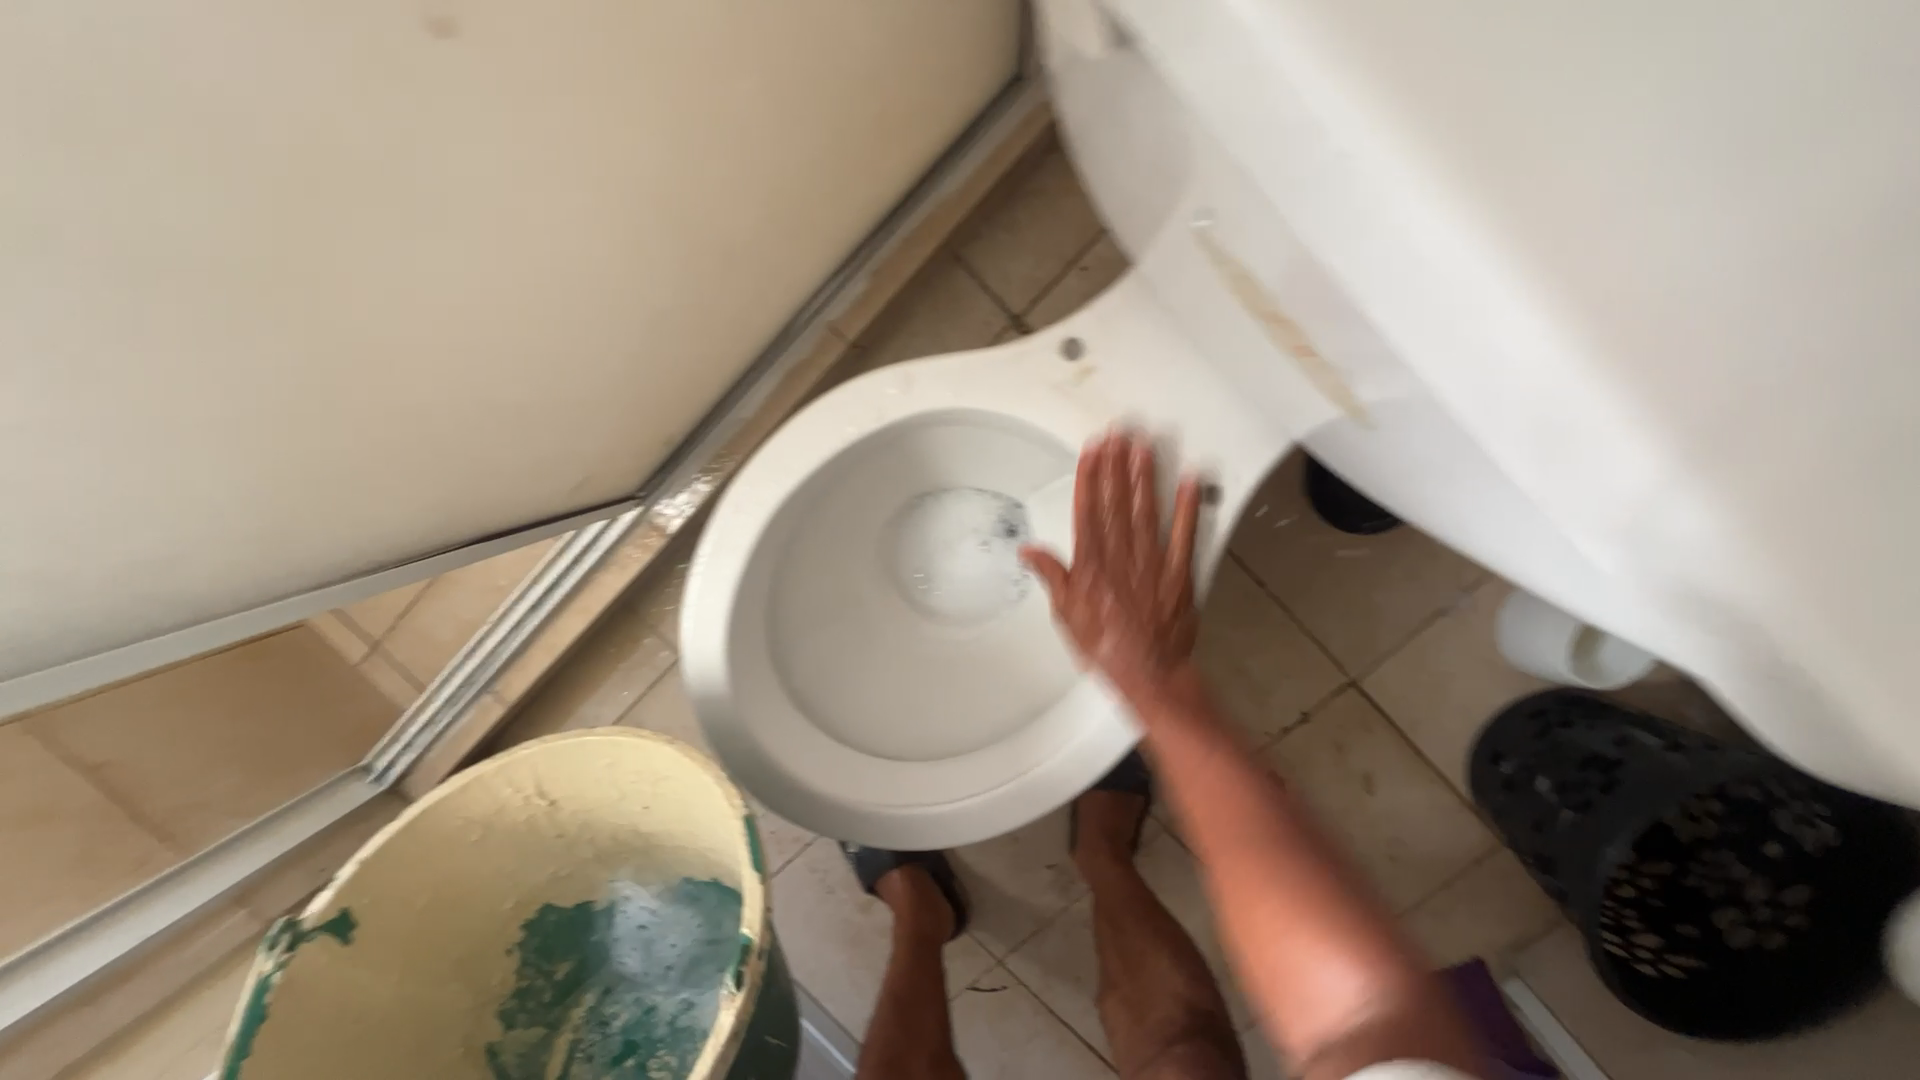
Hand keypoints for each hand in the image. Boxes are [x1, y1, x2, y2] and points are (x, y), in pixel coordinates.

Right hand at [1020, 430, 1206, 701]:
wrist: (1146, 672)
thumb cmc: (1106, 647)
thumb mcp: (1066, 614)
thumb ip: (1051, 576)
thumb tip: (1030, 552)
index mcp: (1092, 566)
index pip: (1088, 510)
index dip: (1089, 477)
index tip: (1092, 451)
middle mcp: (1120, 558)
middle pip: (1116, 503)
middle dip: (1116, 465)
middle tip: (1119, 434)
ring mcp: (1151, 563)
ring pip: (1146, 510)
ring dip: (1144, 476)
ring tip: (1143, 446)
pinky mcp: (1177, 573)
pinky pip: (1184, 534)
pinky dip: (1187, 507)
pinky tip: (1188, 480)